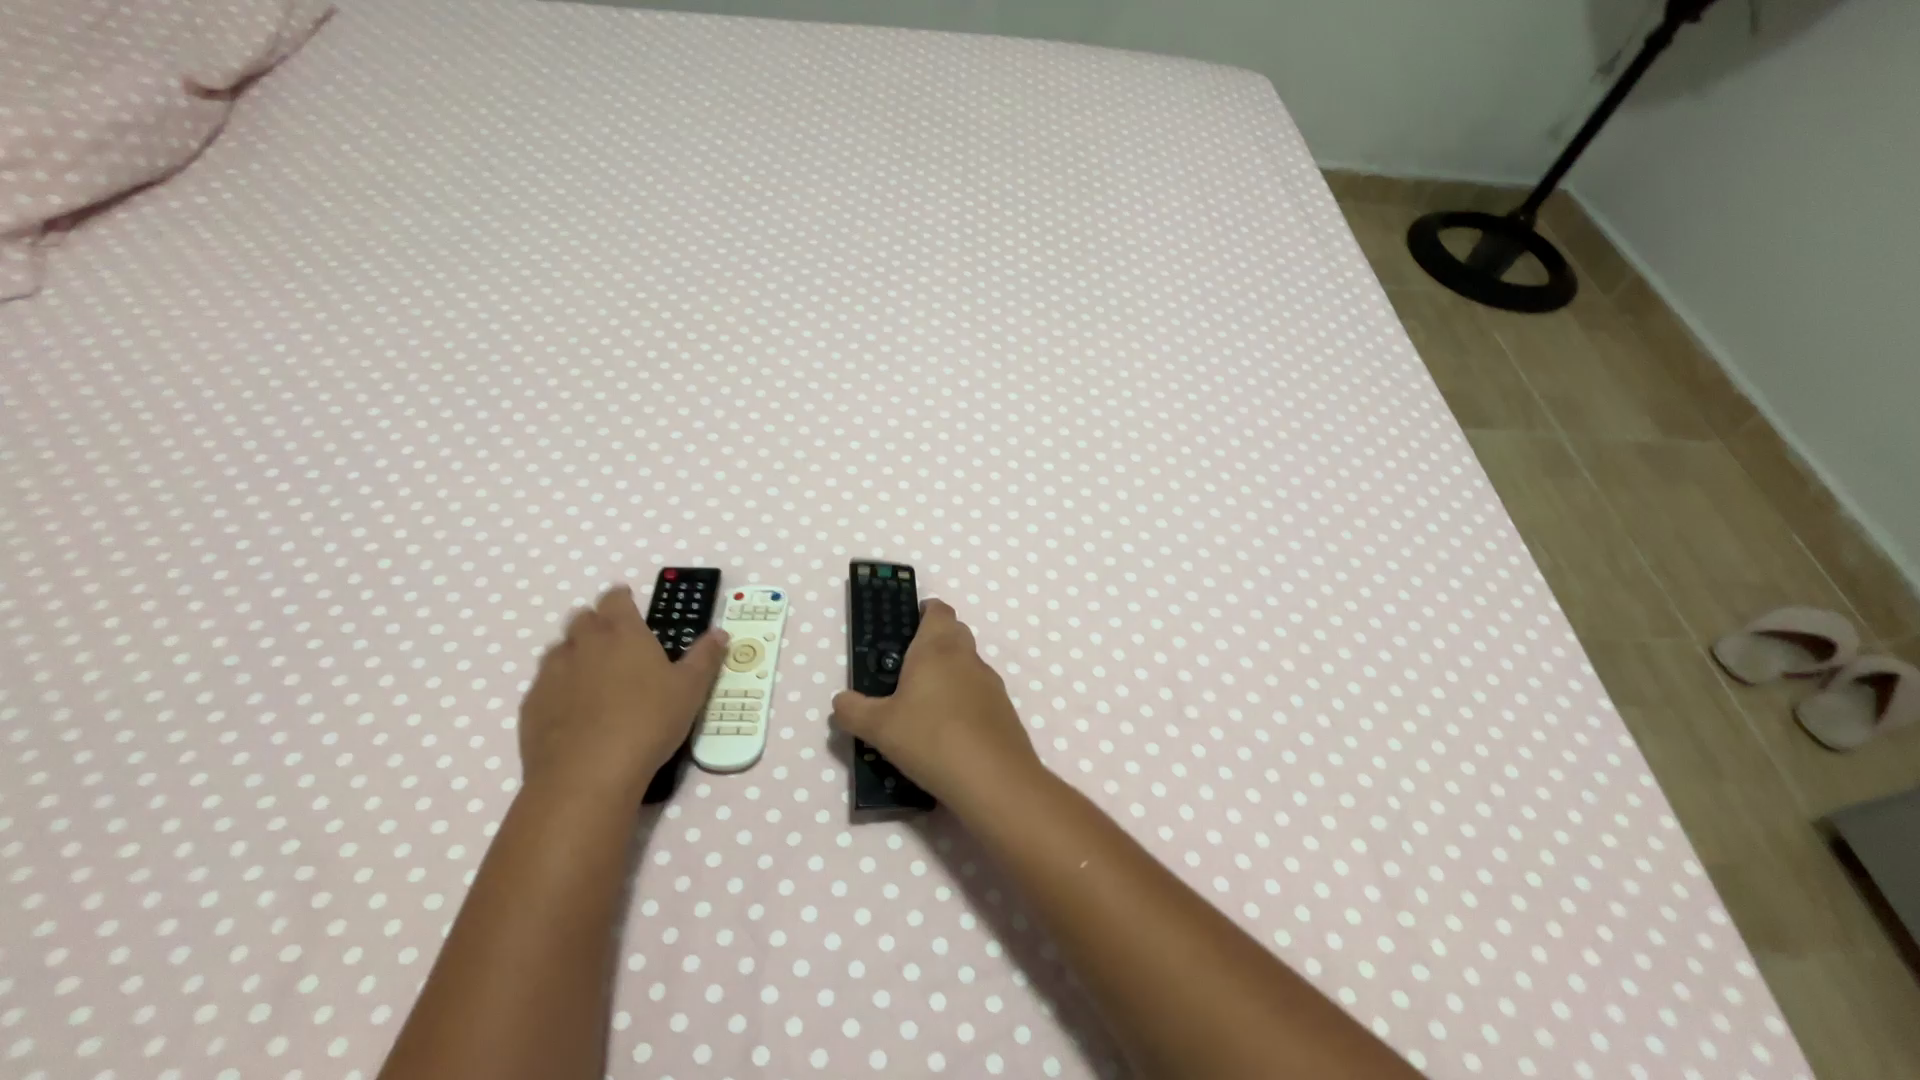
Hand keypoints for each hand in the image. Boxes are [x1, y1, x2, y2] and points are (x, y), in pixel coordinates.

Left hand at [518, 585, 727, 803]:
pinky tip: (573, 711)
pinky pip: (544, 683)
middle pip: (582, 618)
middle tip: (615, 644)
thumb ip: (705, 658)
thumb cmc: (648, 722)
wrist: (587, 772)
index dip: (622, 599)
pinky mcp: (532, 703)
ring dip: (575, 654)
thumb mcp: (691, 690)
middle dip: (597, 623)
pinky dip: (558, 688)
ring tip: (594, 678)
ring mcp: (552, 672)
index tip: (629, 606)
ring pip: (559, 649)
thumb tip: (720, 633)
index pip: (615, 599)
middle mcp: (583, 643)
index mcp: (622, 633)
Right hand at [830, 599, 1042, 807]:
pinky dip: (964, 703)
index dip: (924, 611)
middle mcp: (967, 658)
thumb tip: (842, 701)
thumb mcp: (878, 728)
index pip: (937, 610)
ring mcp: (990, 685)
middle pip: (954, 634)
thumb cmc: (930, 738)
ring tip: (923, 706)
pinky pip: (979, 696)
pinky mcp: (1004, 712)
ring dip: (949, 675)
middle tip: (905, 669)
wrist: (994, 779)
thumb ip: (853, 711)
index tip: (908, 624)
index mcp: (937, 648)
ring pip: (967, 667)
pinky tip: (948, 733)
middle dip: (933, 643)